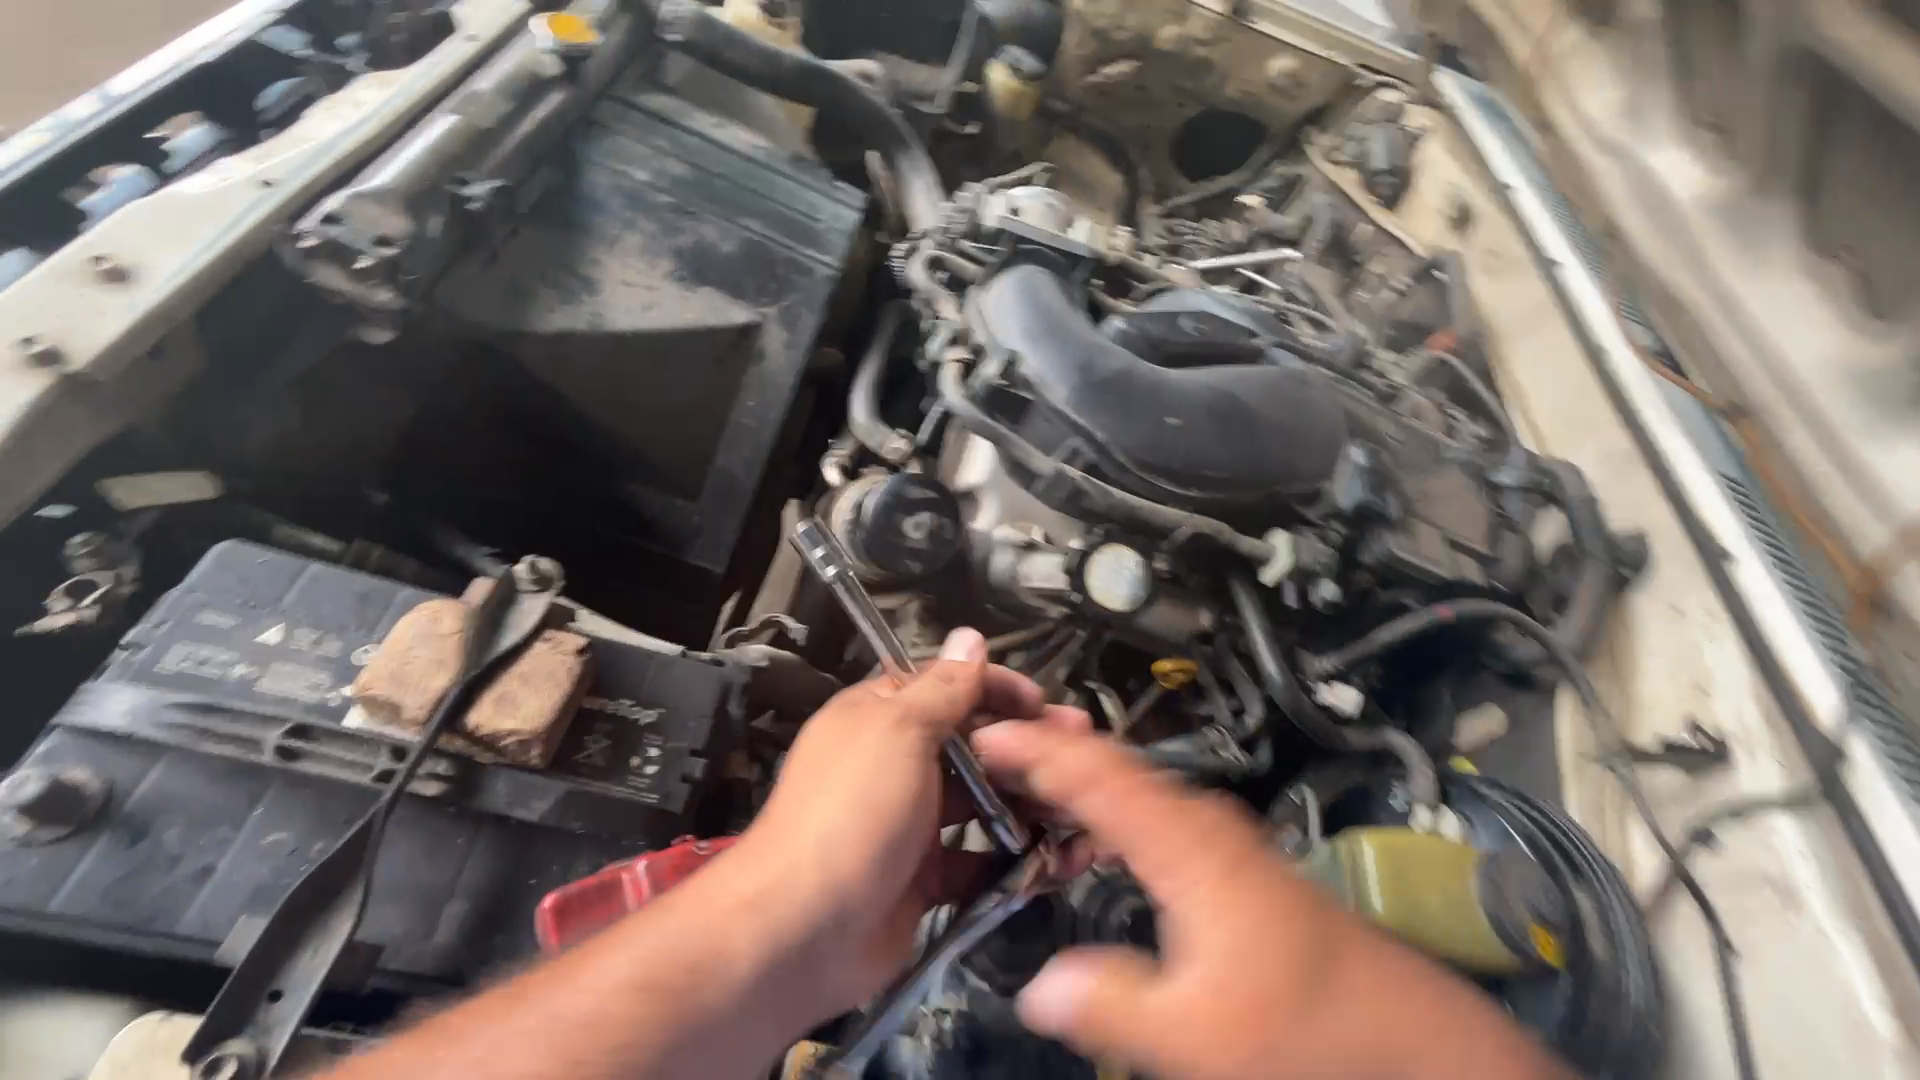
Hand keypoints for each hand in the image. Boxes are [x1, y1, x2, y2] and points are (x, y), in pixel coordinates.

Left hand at [734, 627, 1088, 1018]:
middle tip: (1081, 748)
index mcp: (879, 717)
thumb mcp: (898, 733)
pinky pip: (979, 859)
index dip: (994, 687)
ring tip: (1081, 808)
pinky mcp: (925, 876)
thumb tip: (970, 637)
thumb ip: (943, 689)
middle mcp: (895, 764)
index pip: (946, 686)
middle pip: (972, 744)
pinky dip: (1016, 859)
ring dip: (1030, 803)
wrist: (803, 931)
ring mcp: (911, 822)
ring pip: (982, 802)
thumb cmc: (853, 813)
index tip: (1041, 701)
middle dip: (1026, 745)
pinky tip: (1059, 860)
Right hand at [971, 722, 1572, 1079]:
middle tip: (987, 751)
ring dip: (1074, 775)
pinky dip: (1103, 804)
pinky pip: (1146, 808)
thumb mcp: (1200, 1033)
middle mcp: (1199, 822)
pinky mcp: (1225, 856)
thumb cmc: (1309, 1023)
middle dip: (1047, 749)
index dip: (1037, 748)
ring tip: (1020, 780)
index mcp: (1186, 844)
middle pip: (1111, 764)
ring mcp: (1215, 835)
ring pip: (1130, 783)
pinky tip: (1085, 832)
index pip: (1097, 773)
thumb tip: (1037, 990)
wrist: (1403, 1031)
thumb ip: (1112, 1003)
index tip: (986, 733)